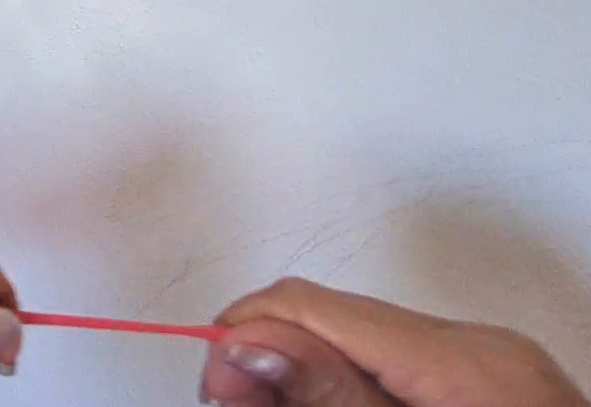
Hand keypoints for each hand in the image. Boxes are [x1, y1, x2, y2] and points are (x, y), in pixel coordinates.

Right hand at [200, 277, 588, 406]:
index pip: (305, 304)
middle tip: (232, 404)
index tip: (213, 389)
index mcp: (464, 356)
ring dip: (299, 371)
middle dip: (267, 355)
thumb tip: (237, 342)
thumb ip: (327, 396)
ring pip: (345, 336)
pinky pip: (381, 358)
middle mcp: (475, 342)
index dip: (242, 333)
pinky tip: (320, 405)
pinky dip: (339, 382)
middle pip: (323, 317)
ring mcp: (487, 362)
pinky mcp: (487, 382)